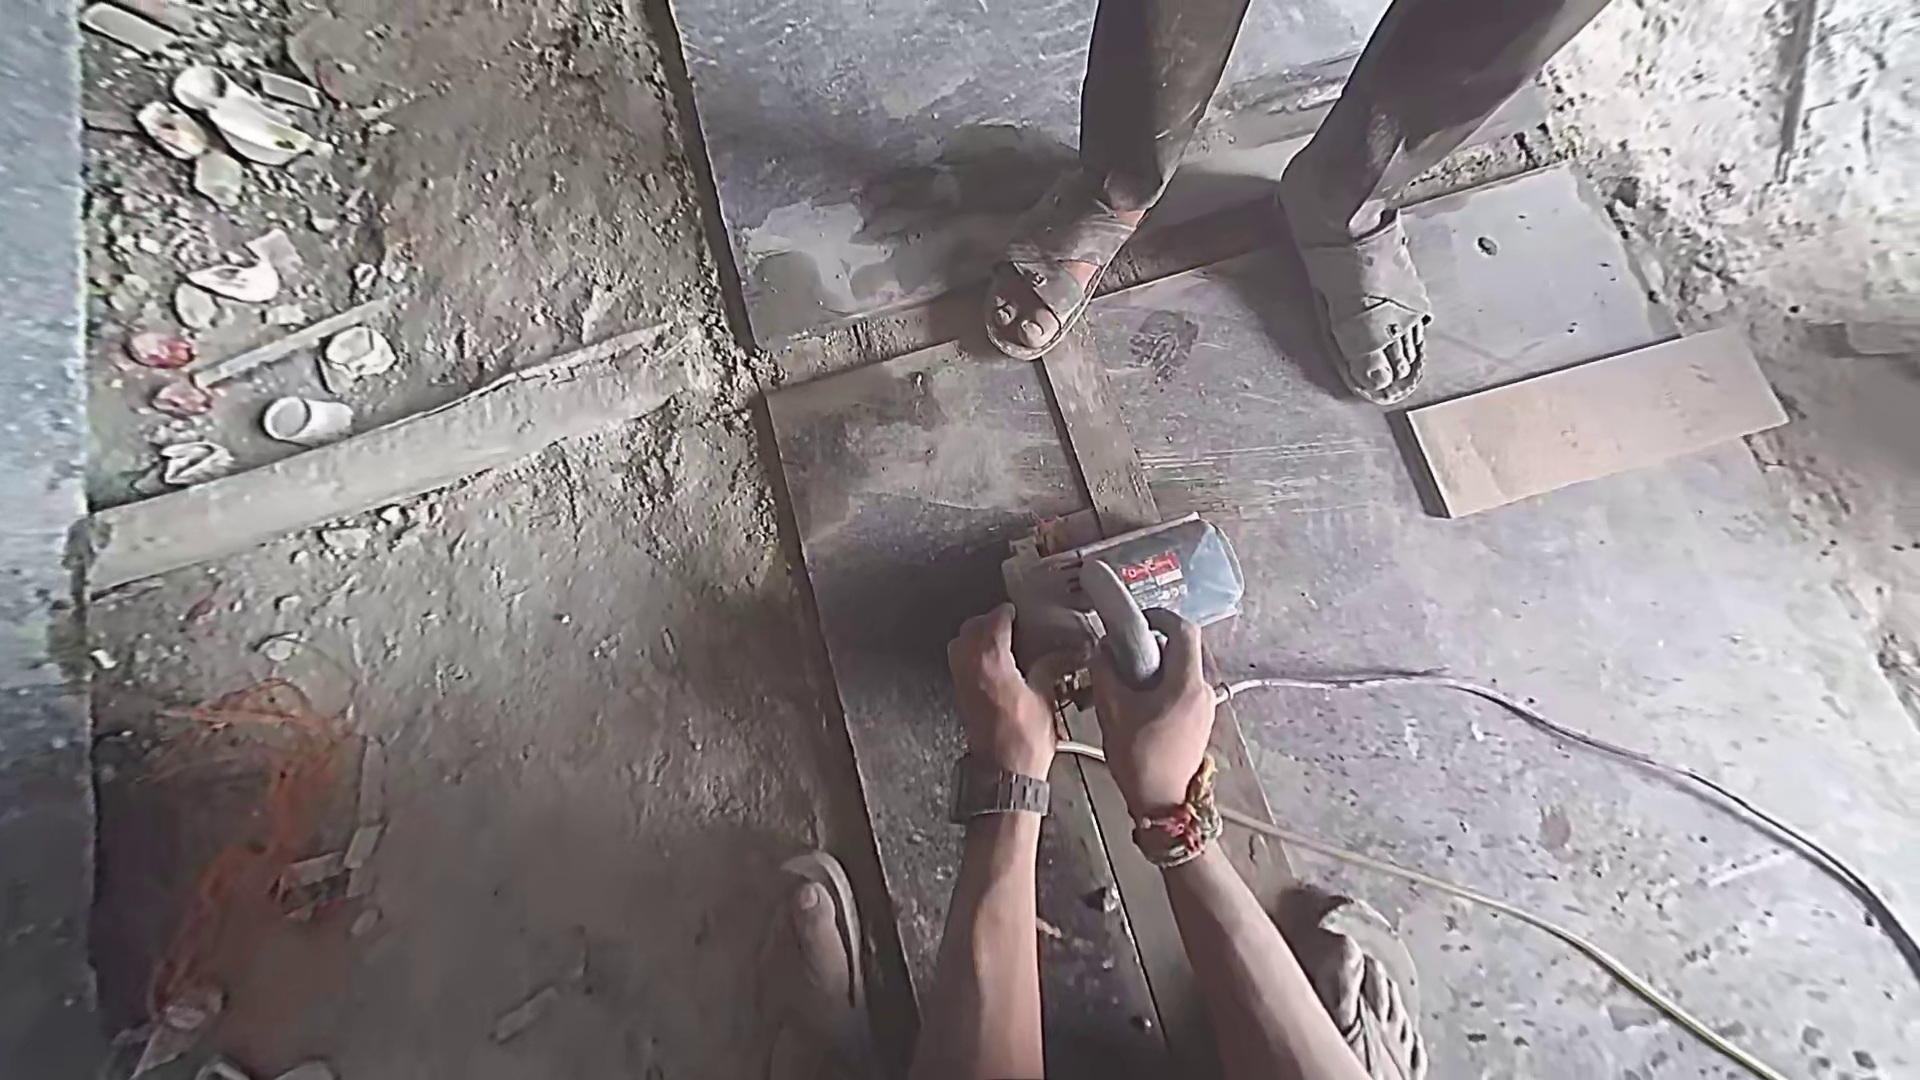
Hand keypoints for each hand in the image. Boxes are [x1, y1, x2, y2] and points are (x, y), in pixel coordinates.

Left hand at [947, 603, 1067, 778]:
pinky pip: (958, 661)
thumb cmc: (1024, 741)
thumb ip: (1050, 668)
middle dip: (988, 620)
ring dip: (974, 635)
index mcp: (992, 662)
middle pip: (970, 628)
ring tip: (997, 639)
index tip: (1016, 611)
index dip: (1006, 613)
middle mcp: (971, 667)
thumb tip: (1065, 654)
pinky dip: (970, 653)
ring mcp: (962, 681)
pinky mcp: (960, 695)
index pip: (994, 621)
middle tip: (1007, 622)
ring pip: (959, 643)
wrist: (1005, 774)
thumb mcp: (1045, 698)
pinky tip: (990, 662)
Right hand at [1089, 609, 1215, 815]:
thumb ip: (1105, 671)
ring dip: (1158, 662)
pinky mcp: (1200, 721)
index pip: (1185, 631)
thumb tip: (1102, 649)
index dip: (1161, 616)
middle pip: (1186, 649)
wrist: (1162, 802)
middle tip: (1127, 646)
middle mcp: (1203, 691)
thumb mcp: (1112, 709)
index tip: (1138, 619)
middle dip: (1156, 641)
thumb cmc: (1138, 755)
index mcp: (1186, 683)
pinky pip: (1184, 687)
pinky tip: (1140, 696)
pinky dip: (1164, 681)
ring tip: (1128, 672)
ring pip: (1184, 669)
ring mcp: (1206, 707)